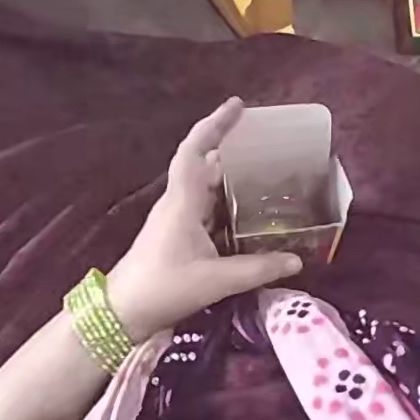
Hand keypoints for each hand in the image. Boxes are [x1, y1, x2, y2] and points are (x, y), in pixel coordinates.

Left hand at [106, 99, 302, 337]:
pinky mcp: (176, 234)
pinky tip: (243, 210)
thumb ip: (257, 269)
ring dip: (227, 175)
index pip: (195, 151)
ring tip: (261, 171)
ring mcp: (175, 219)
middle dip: (229, 147)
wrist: (123, 312)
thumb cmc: (164, 288)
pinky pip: (204, 207)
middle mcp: (177, 203)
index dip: (215, 125)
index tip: (238, 106)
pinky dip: (223, 200)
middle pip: (202, 164)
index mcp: (182, 203)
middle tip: (262, 142)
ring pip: (203, 186)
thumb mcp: (216, 281)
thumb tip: (295, 261)